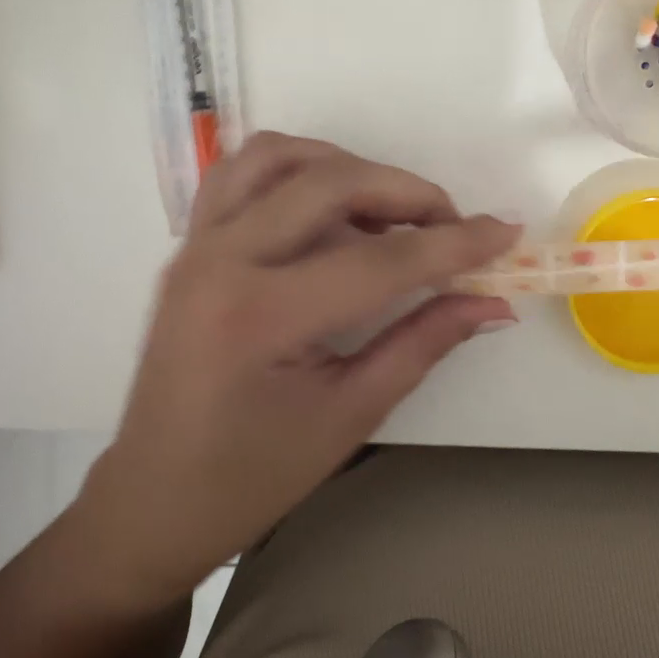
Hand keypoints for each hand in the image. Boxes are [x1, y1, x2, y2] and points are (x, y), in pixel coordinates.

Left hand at [81, 133, 519, 600]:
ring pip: (279, 156)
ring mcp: (196, 246)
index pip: (380, 260)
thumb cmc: (252, 477)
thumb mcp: (351, 414)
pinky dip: (297, 171)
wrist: (151, 501)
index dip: (454, 243)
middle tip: (452, 227)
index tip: (507, 233)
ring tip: (390, 213)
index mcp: (260, 318)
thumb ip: (424, 343)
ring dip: (347, 167)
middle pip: (331, 183)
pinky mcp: (189, 246)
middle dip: (408, 192)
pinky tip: (331, 210)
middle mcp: (221, 261)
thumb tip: (494, 302)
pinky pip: (242, 174)